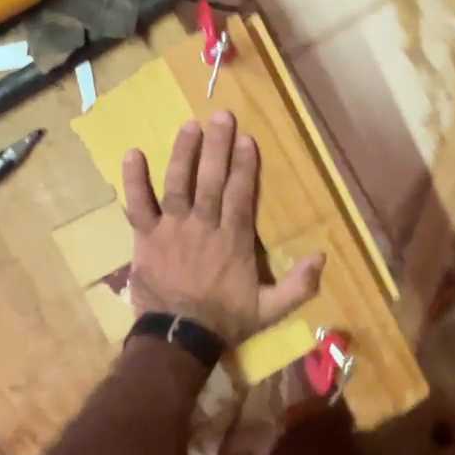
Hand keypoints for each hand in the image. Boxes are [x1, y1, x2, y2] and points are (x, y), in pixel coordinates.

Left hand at [123, 113, 323, 347]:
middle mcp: (203, 225)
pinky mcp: (145, 237)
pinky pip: (138, 204)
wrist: (180, 338)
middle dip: (218, 146)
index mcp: (233, 239)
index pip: (241, 193)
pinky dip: (134, 180)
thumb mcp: (271, 310)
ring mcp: (172, 228)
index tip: (247, 139)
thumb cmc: (225, 321)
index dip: (244, 164)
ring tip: (190, 126)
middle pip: (212, 179)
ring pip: (178, 183)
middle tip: (221, 116)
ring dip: (184, 153)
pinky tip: (132, 153)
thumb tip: (321, 256)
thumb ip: (298, 285)